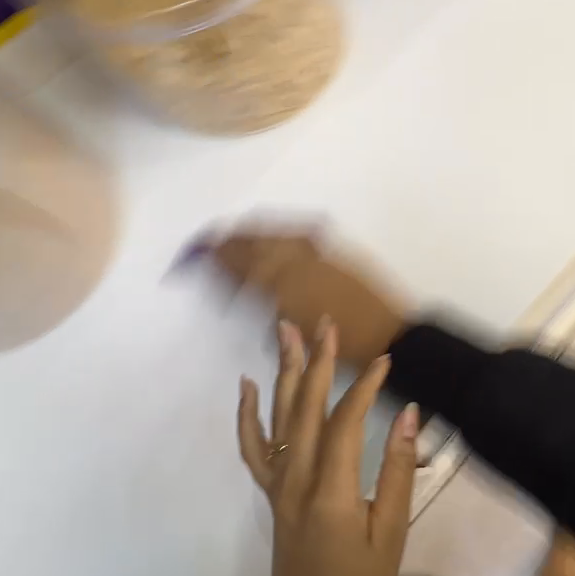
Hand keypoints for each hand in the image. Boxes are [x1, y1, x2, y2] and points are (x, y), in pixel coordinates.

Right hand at [209, 228, 408, 373]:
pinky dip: (274, 230)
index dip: (205, 260)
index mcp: (283, 282)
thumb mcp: (292, 333)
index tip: (184, 263)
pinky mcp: (335, 249)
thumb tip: (234, 291)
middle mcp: (297, 257)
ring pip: (271, 229)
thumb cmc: (342, 345)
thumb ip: (260, 306)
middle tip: (198, 249)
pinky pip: (296, 230)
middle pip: (250, 239)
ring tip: (227, 240)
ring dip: (245, 233)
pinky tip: (269, 236)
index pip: (234, 262)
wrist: (390, 332)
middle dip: (221, 241)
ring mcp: (319, 249)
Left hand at [239, 319, 420, 575]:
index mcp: (331, 491)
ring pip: (277, 418)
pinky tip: (249, 387)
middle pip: (305, 407)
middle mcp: (296, 481)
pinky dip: (248, 415)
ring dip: (282, 372)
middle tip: (325, 321)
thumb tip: (409, 414)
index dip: (366, 385)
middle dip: (317, 360)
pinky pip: (254, 449)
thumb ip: (398, 471)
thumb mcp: (391, 534)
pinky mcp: (271, 496)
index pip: (347, 420)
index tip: (387, 359)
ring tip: (286, 333)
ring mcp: (278, 488)